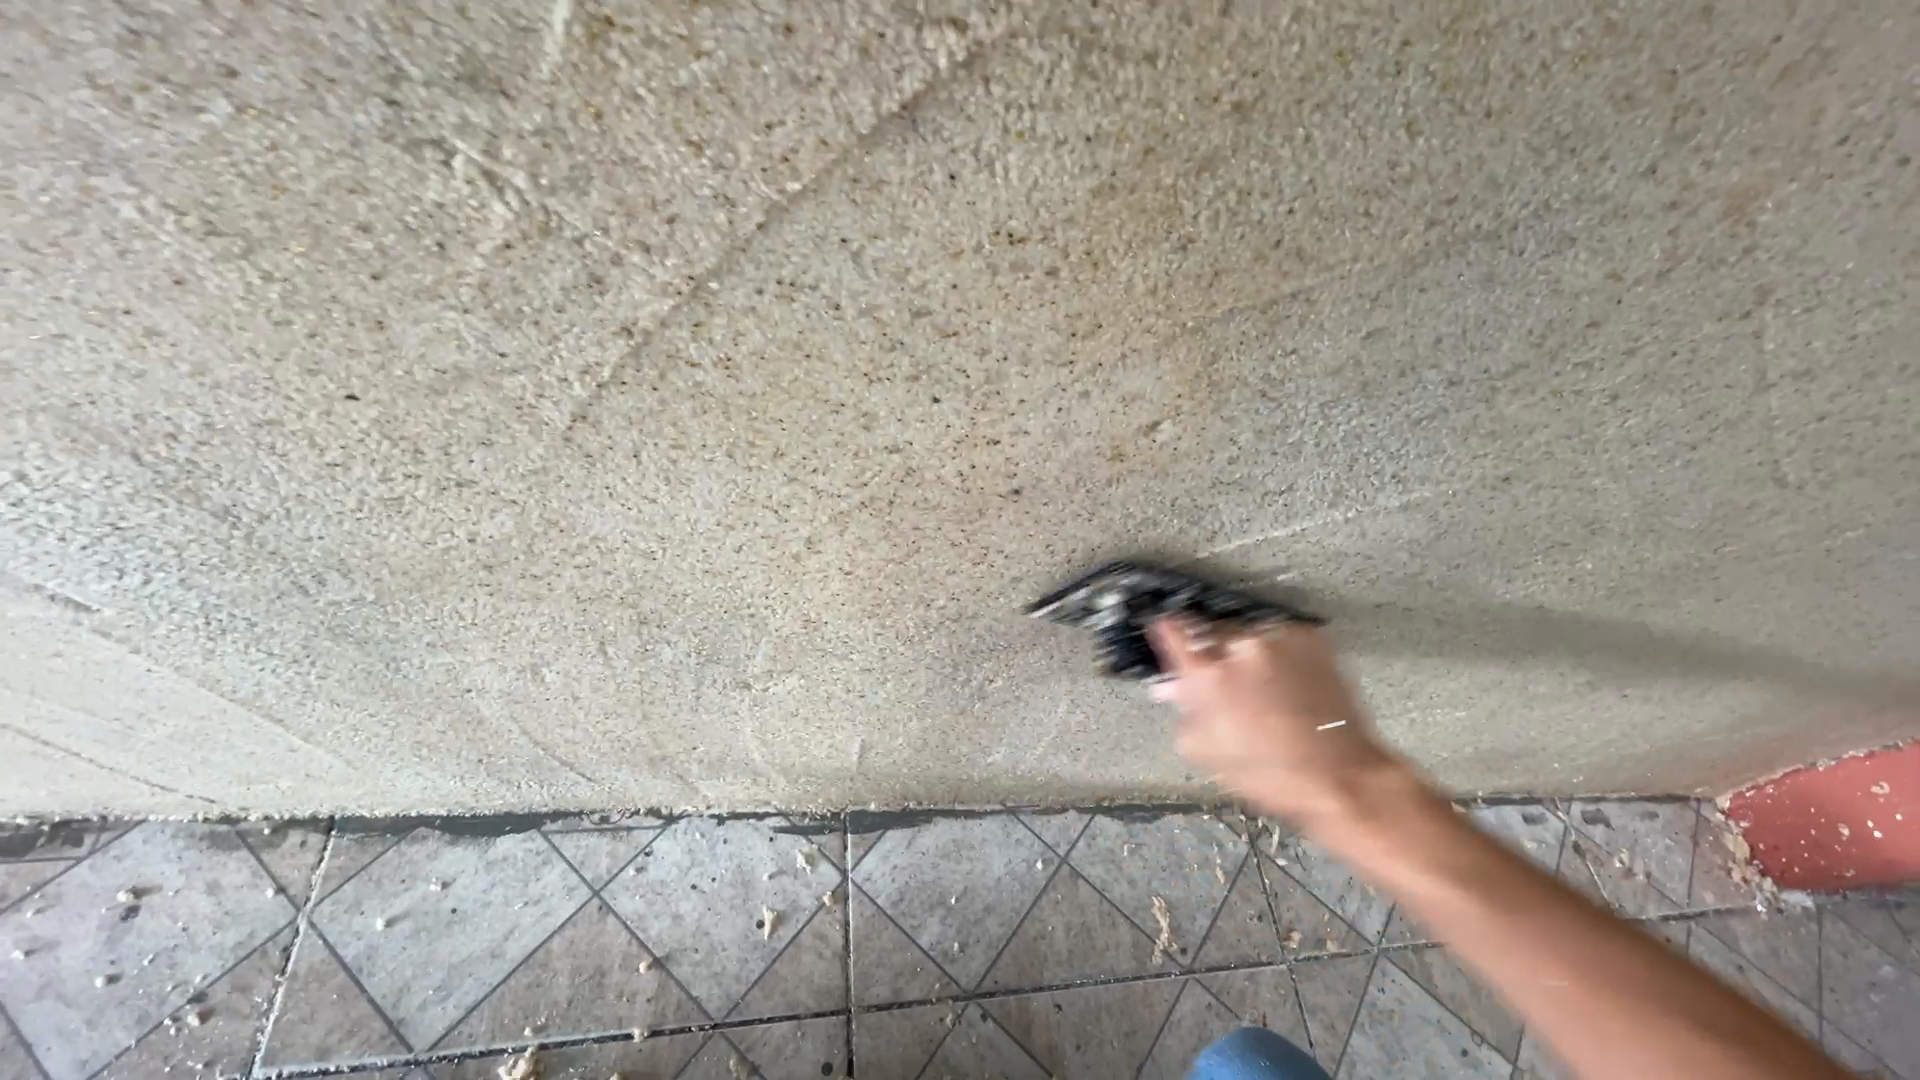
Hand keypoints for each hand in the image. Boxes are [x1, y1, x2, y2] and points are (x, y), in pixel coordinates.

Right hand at [1147, 616, 1399, 824]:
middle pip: (1209, 631)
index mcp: (1208, 675)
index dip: (1165, 631)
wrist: (1340, 776)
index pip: (1172, 630)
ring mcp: (1278, 640)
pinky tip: (1283, 683)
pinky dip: (1276, 653)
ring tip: (1260, 688)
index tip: (1163, 629)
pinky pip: (1279, 637)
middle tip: (1223, 683)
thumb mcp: (1205, 750)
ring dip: (1244, 652)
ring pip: (1245, 634)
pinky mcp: (1310, 639)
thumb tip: (1170, 686)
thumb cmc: (1269, 772)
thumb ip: (1183, 709)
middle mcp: (1241, 648)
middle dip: (1210, 652)